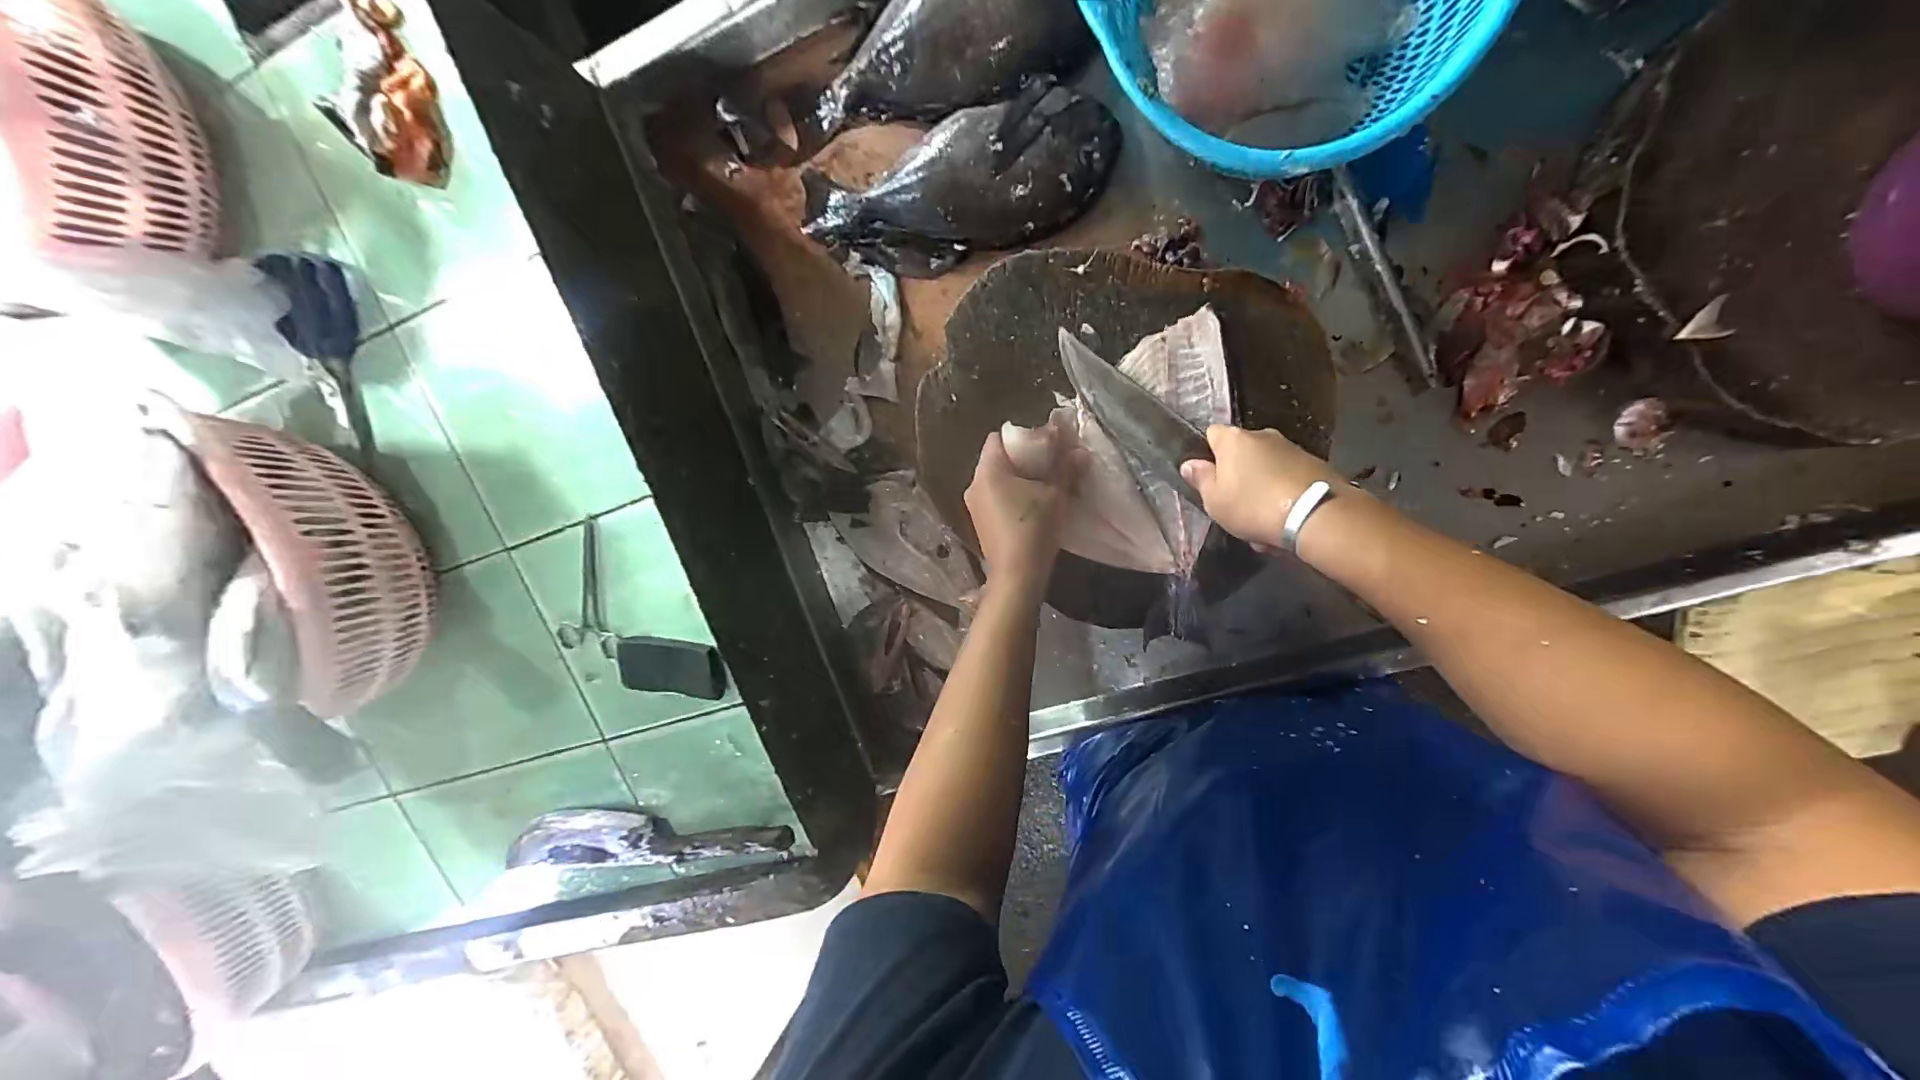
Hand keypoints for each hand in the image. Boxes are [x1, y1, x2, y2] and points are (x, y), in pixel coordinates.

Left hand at [965, 428, 1086, 592]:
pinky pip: (994, 498)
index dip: (1022, 437)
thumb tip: (1079, 451)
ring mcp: (973, 506)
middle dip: (1022, 459)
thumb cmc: (1034, 529)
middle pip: (996, 459)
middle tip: (1048, 466)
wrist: (1017, 576)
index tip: (1044, 447)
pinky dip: (1010, 497)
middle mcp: (973, 484)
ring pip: (995, 480)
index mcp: (987, 471)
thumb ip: (1066, 468)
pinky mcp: (979, 523)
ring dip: (1017, 480)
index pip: (999, 438)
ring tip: (1043, 488)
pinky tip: (1031, 508)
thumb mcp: (1056, 495)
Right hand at [1181, 425, 1339, 550]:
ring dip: (1261, 489)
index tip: (1208, 477)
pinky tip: (1283, 521)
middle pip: (1241, 452)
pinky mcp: (1315, 465)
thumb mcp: (1214, 500)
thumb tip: (1190, 464)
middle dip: (1237, 474)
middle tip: (1234, 504)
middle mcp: (1263, 435)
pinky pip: (1287, 479)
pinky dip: (1282, 495)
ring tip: (1262, 521)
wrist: (1316, 514)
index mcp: (1233, 439)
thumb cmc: (1253, 505)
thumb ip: (1201, 479)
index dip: (1207, 454)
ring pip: (1265, 469)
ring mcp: (1292, 448)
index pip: (1212, 434)